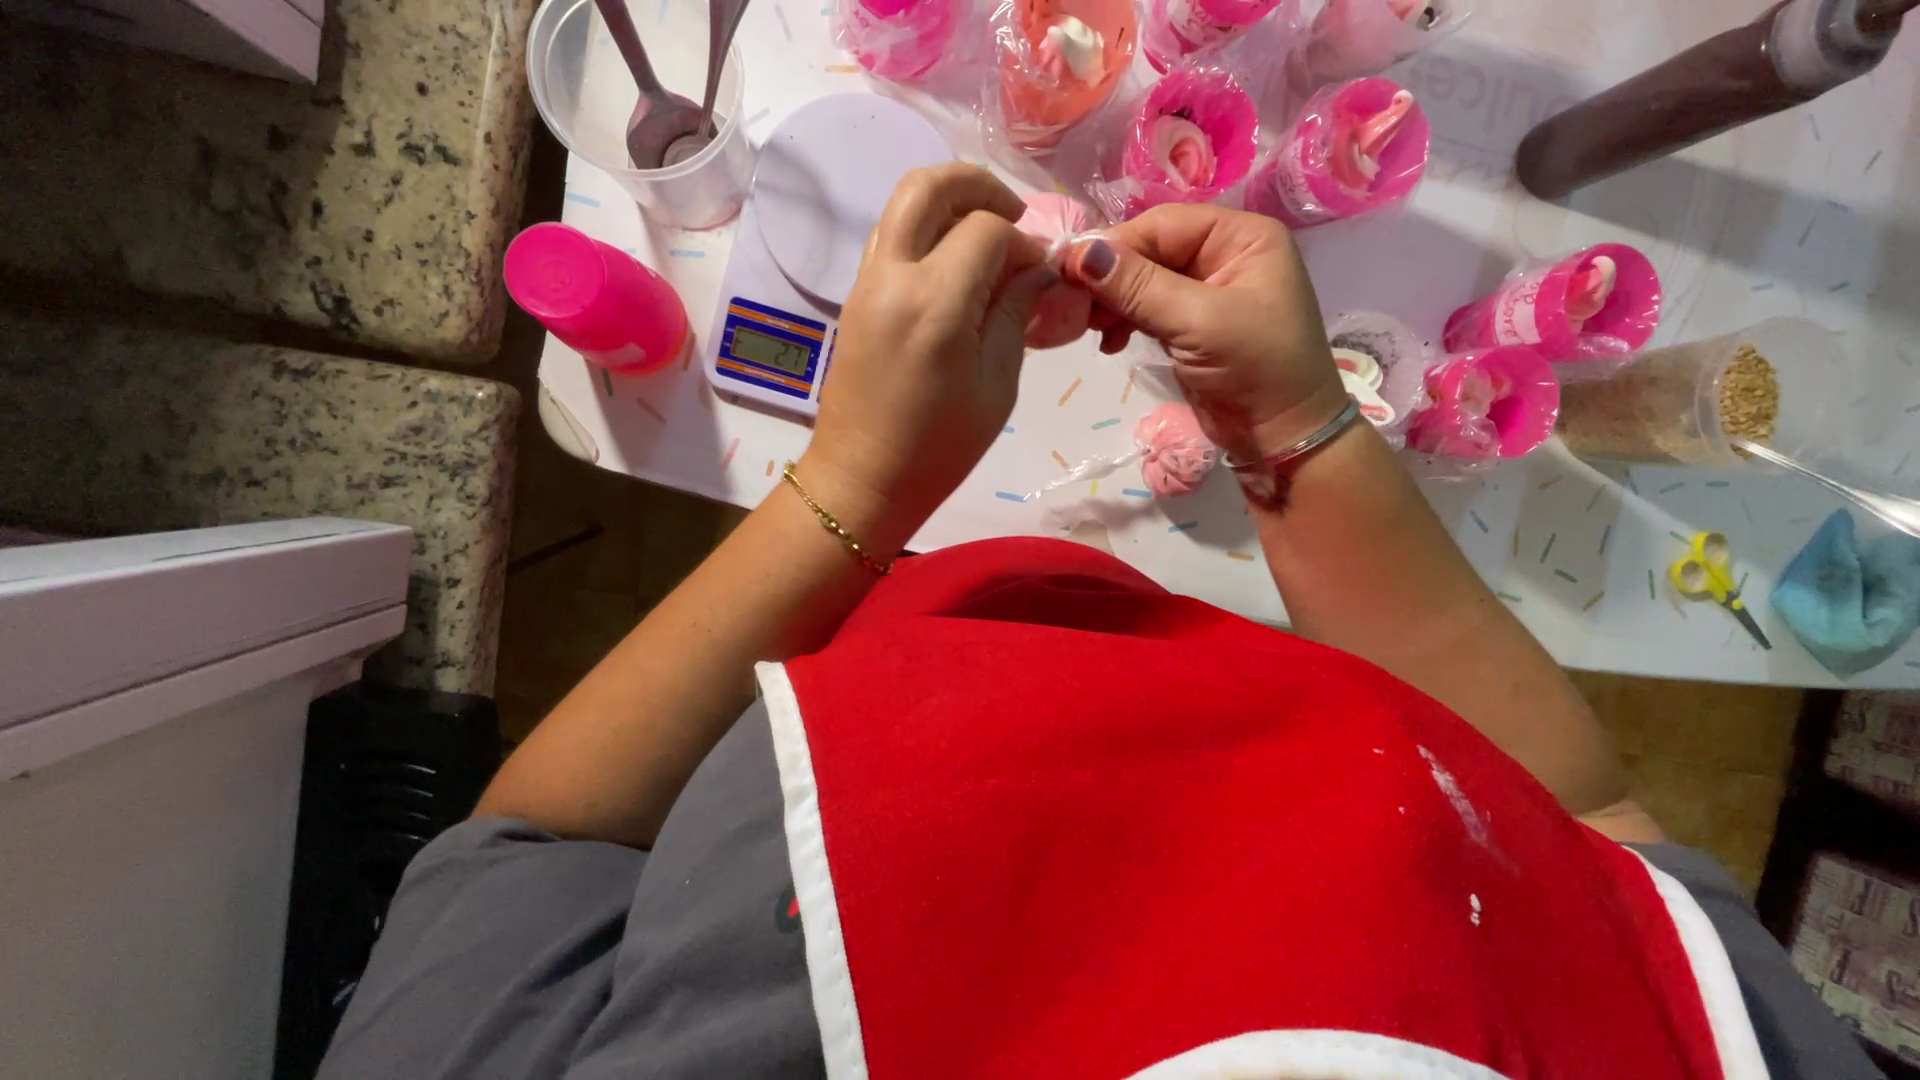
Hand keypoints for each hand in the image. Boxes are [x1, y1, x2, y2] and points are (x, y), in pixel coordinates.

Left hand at [799, 164, 1057, 552]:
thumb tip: (1035, 270)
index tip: (1040, 273)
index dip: (1023, 240)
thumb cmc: (939, 448)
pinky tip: (954, 268)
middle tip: (1012, 216)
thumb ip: (1016, 314)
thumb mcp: (997, 386)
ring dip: (949, 204)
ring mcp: (867, 283)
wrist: (862, 479)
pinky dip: (926, 232)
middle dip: (979, 185)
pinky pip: (891, 238)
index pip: (986, 229)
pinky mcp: (856, 297)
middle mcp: (894, 276)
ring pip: (904, 205)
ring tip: (985, 241)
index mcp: (936, 302)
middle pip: (929, 185)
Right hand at [1064, 204, 1345, 458]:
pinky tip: (1108, 343)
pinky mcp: (1189, 326)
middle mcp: (1223, 255)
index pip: (1162, 225)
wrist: (1283, 435)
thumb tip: (1079, 254)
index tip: (1069, 270)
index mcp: (1241, 236)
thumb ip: (1139, 286)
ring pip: (1141, 282)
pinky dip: (1123, 323)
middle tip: (1072, 304)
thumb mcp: (1198, 322)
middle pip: (1149, 251)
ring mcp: (1204, 292)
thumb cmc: (1257, 367)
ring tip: (1087, 328)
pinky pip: (1145, 310)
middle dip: (1110, 277)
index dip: (1115, 245)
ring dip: (1111, 303)